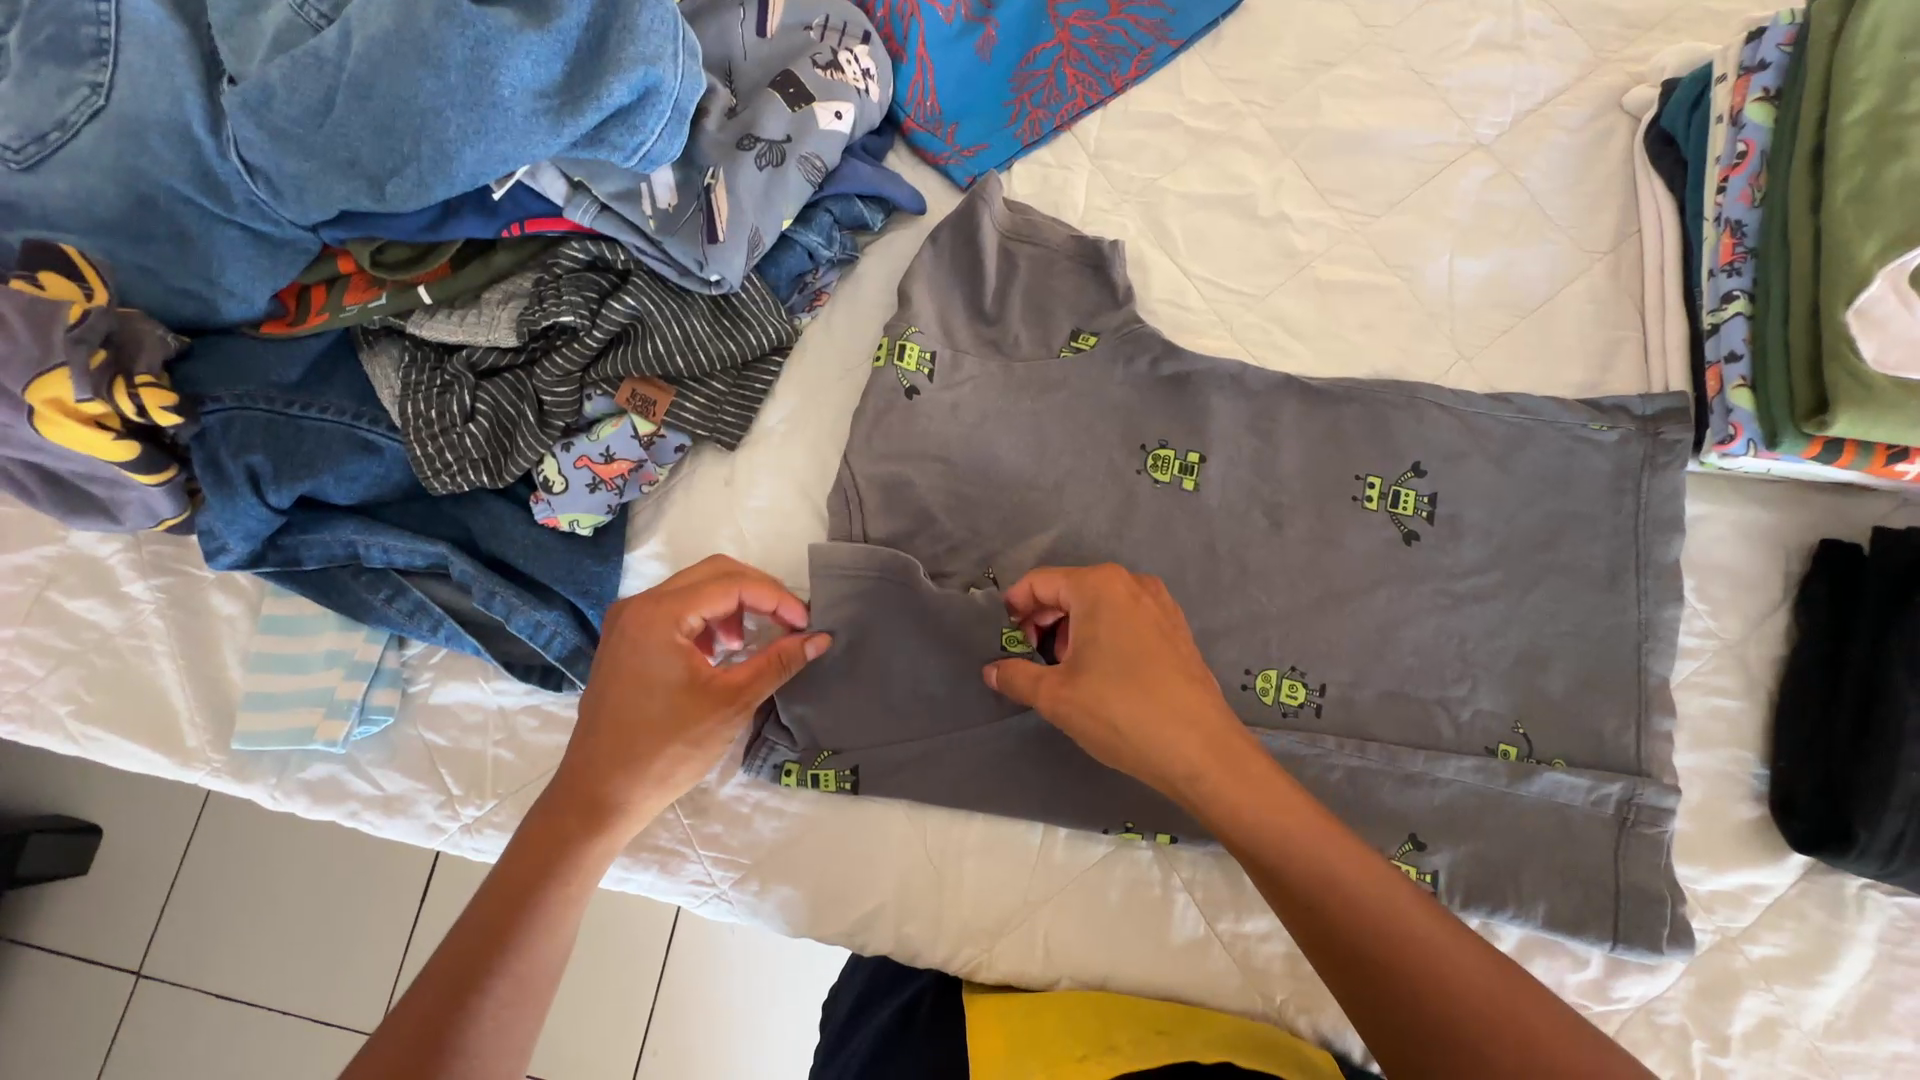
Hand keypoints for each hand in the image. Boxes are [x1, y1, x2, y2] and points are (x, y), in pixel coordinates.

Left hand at [546, 555, 830, 843]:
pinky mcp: (626, 641)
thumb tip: (820, 638)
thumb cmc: (667, 750)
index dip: (777, 598)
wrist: (601, 794)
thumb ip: (778, 662)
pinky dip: (708, 620)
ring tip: (753, 644)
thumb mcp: (732, 702)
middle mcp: (639, 605)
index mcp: (660, 614)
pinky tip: (723, 654)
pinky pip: (676, 611)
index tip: (807, 624)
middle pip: (713, 574)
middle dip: (759, 593)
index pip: (732, 583)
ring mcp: (628, 622)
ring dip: (733, 606)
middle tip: (790, 623)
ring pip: (695, 589)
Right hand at [981, 564, 1261, 803]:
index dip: (1014, 607)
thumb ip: (1016, 677)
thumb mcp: (1056, 697)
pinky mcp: (1177, 629)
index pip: (1040, 582)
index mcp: (1098, 586)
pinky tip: (1103, 675)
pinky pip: (1126, 620)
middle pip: (1070, 590)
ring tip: (1067, 672)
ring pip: (1099, 606)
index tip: (1003, 639)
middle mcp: (1131, 583)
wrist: (1200, 749)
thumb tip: (992, 671)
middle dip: (1044, 621)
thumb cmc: (1120, 712)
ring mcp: (1160, 605)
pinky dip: (1104, 636)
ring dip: (1073, 631)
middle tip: (1032, 659)